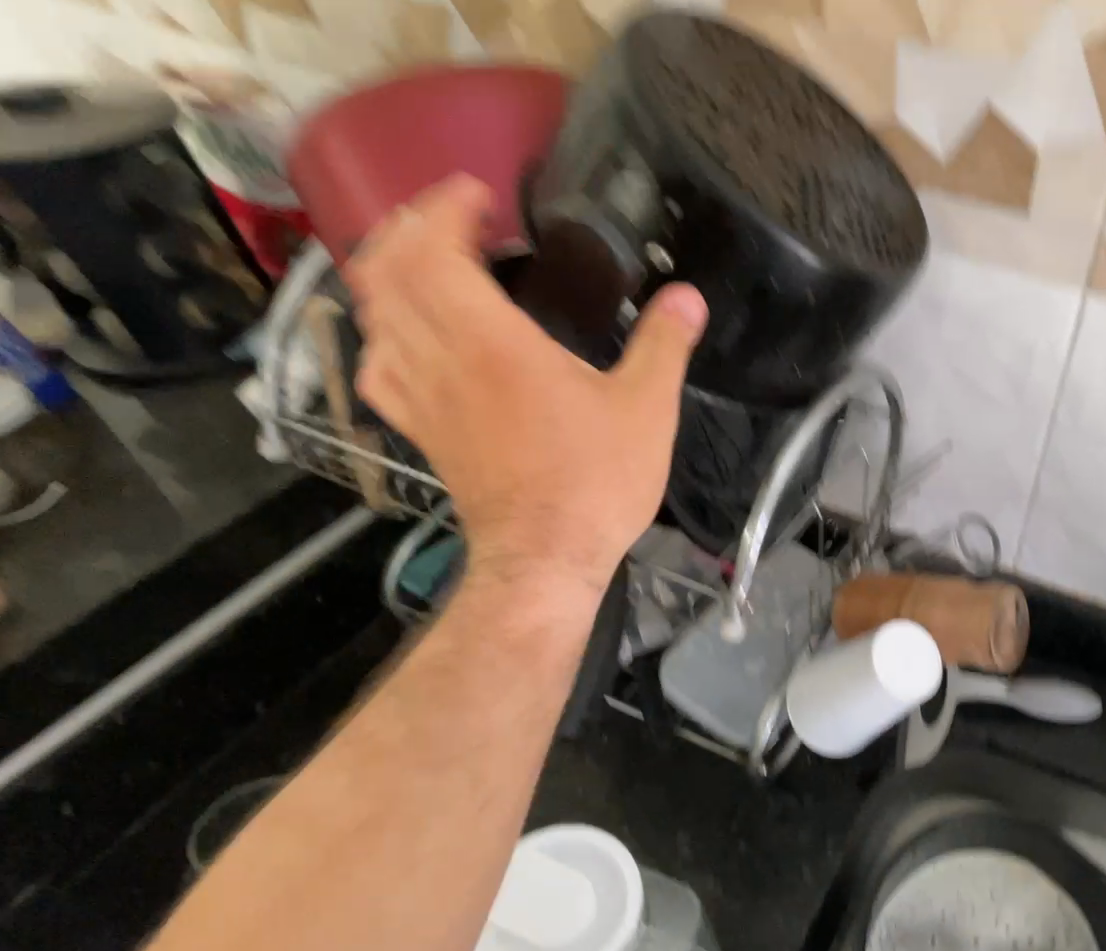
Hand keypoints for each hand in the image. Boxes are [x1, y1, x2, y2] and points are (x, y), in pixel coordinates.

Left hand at [345, 175, 706, 592]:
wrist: (545, 556)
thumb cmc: (596, 481)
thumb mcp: (646, 410)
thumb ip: (663, 345)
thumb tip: (688, 297)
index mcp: (492, 343)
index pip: (434, 251)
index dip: (443, 209)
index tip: (476, 193)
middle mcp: (440, 358)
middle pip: (387, 270)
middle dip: (408, 229)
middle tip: (451, 221)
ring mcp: (420, 395)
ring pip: (372, 312)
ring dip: (389, 272)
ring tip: (429, 263)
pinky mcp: (417, 427)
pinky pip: (376, 364)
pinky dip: (383, 332)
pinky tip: (410, 336)